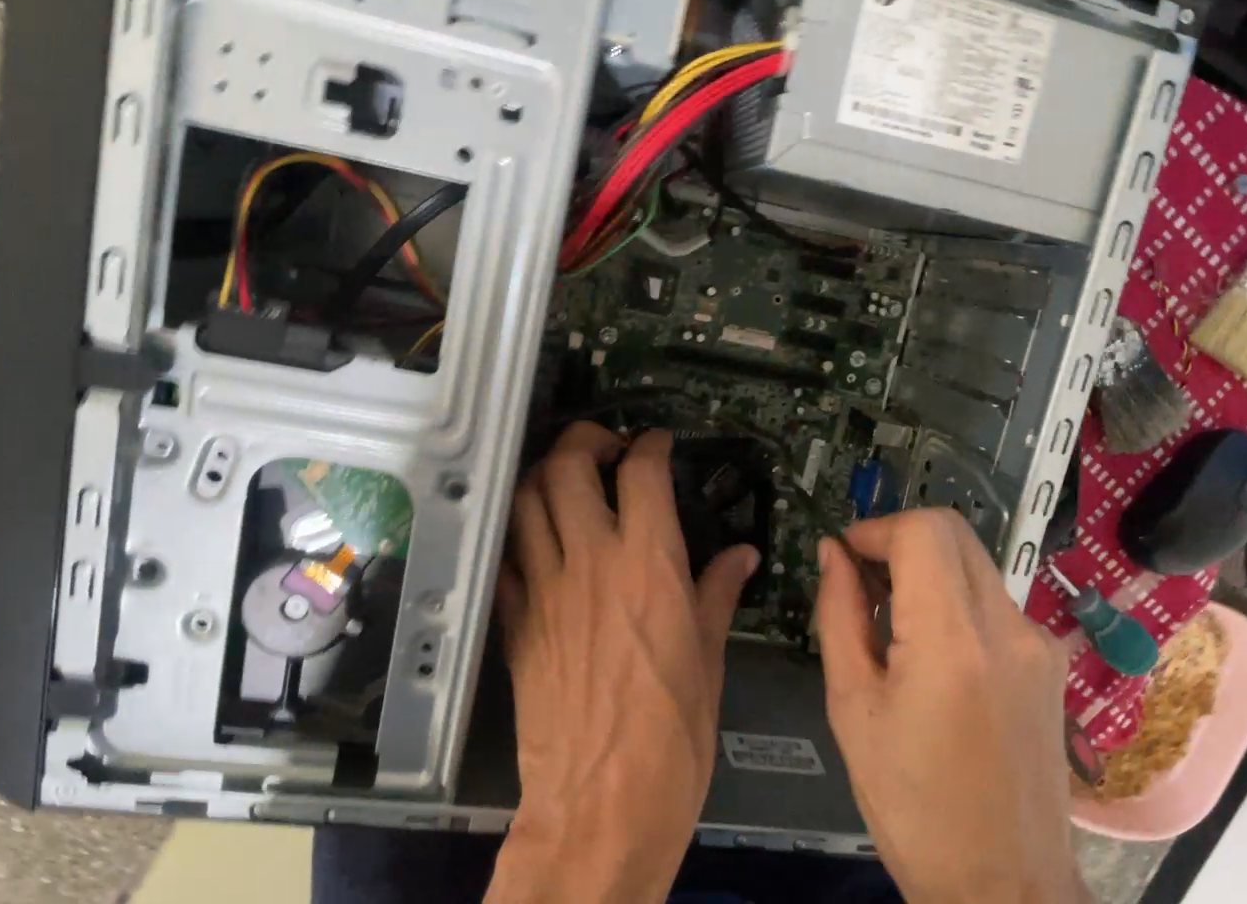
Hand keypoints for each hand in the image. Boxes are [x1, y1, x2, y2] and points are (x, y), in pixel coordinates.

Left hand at [486, 424, 758, 903]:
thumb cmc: (672, 737)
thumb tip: (740, 556)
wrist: (602, 805)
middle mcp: (592, 561)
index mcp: (650, 565)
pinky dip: (518, 532)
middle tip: (605, 449)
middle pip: (568, 465)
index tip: (656, 444)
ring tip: (566, 480)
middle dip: (585, 440)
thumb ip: (717, 594)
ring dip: (544, 474)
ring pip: (526, 499)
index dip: (650, 444)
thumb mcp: (708, 660)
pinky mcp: (516, 621)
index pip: (642, 472)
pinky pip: (505, 556)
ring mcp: (545, 588)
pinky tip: (535, 539)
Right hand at [816, 509, 1084, 903]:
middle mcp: (1008, 627)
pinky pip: (995, 603)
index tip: (844, 557)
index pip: (923, 531)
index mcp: (953, 640)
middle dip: (900, 540)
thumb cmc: (912, 805)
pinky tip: (934, 657)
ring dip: (928, 570)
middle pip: (953, 533)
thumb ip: (839, 615)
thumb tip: (832, 554)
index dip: (875, 529)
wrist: (1004, 886)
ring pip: (975, 564)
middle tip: (863, 582)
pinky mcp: (1050, 663)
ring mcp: (1039, 644)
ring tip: (893, 627)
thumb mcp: (853, 708)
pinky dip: (956, 602)